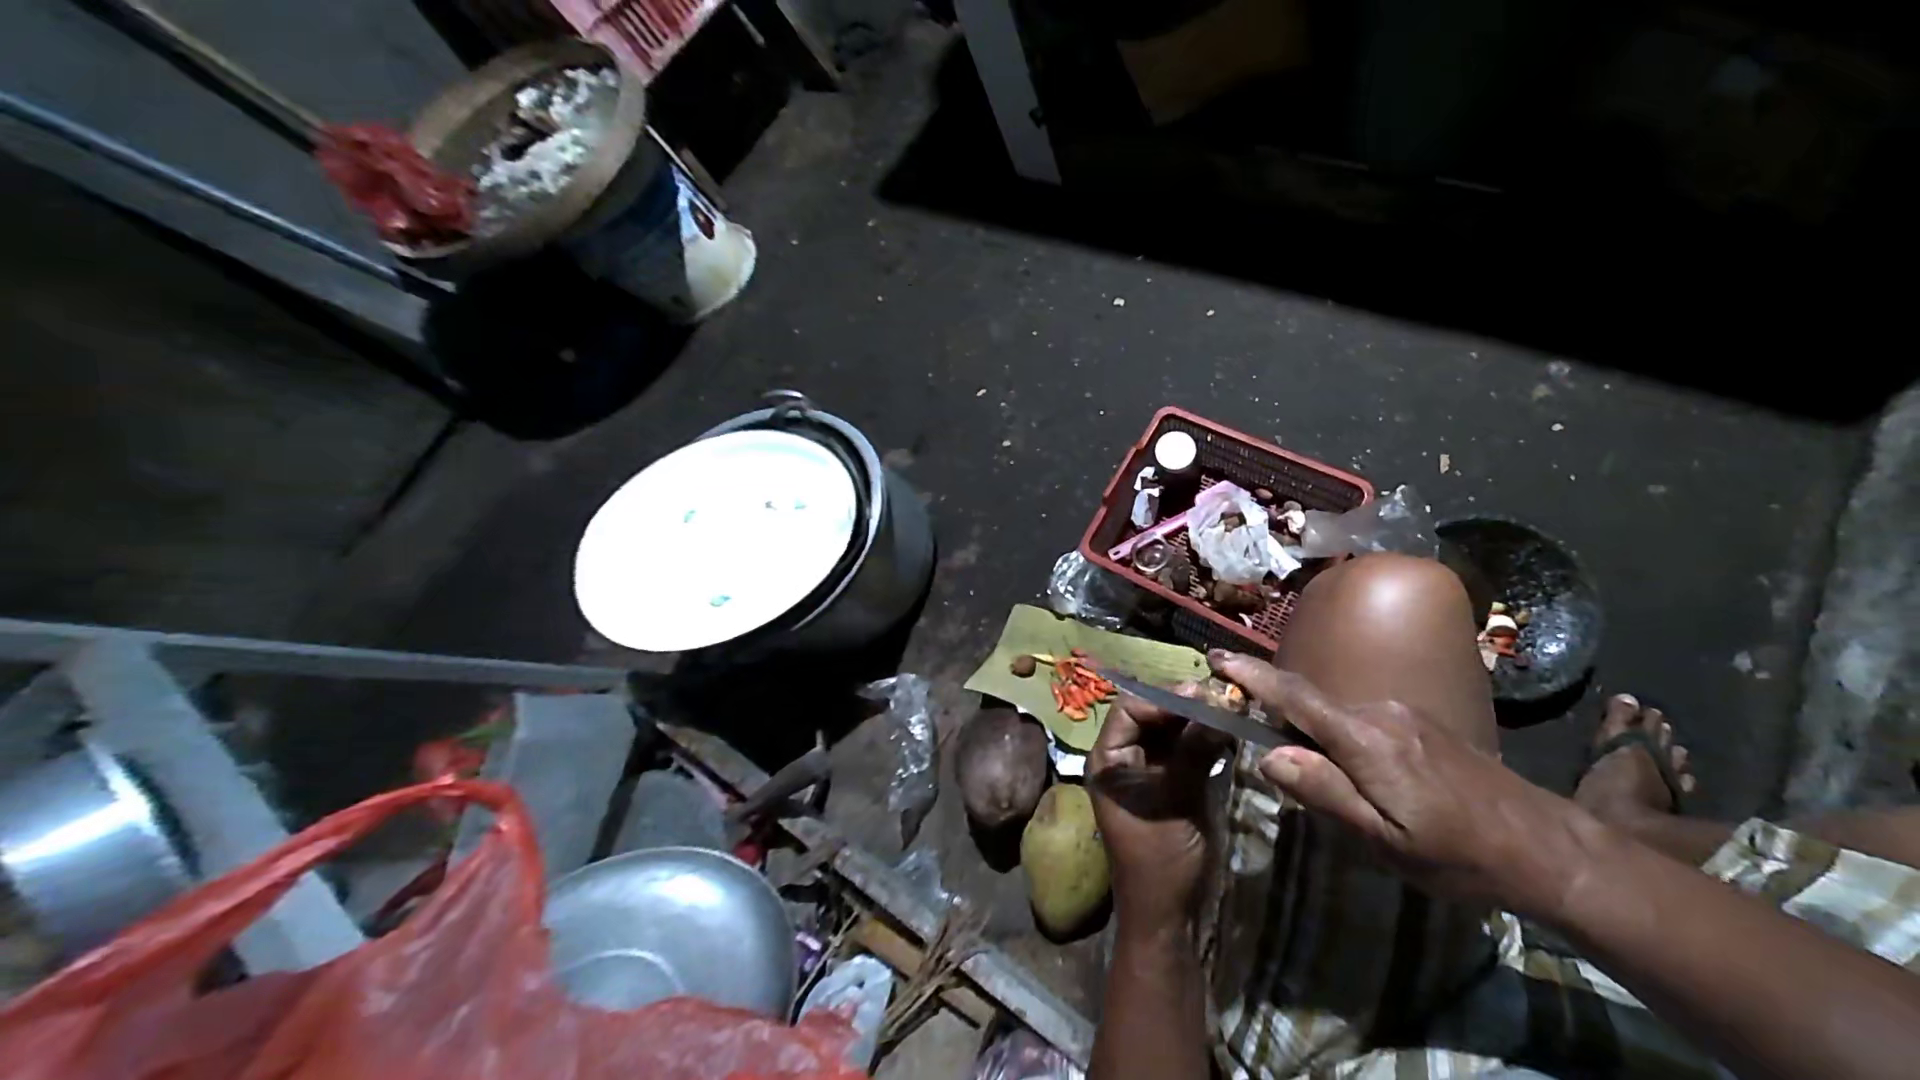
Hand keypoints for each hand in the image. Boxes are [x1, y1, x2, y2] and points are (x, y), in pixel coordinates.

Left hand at [1087, 690, 1230, 933]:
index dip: (1163, 699)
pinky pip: (1183, 749)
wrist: (1167, 913)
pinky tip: (1226, 730)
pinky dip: (1203, 738)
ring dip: (1196, 718)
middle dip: (1183, 704)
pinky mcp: (1169, 782)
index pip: (1129, 710)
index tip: (1201, 695)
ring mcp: (1146, 770)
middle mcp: (1122, 758)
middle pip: (1150, 715)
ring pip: (1169, 730)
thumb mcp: (1177, 802)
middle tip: (1221, 696)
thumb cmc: (1161, 860)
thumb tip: (1218, 706)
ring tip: (1229, 706)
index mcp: (1108, 760)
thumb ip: (1193, 753)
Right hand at [1213, 652, 1586, 912]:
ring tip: (1305, 772)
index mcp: (1366, 740)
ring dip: (1308, 731)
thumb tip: (1267, 754)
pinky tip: (1351, 772)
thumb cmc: (1459, 856)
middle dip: (1272, 713)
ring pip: (1333, 715)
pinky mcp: (1417, 721)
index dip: (1251, 675)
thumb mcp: (1385, 841)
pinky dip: (1335, 735)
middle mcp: (1379, 712)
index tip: (1214, 656)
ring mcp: (1401, 713)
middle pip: (1308, 704)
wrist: (1550, 849)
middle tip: (1253, 741)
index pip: (1294, 697)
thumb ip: (1325, 793)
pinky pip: (1357, 720)